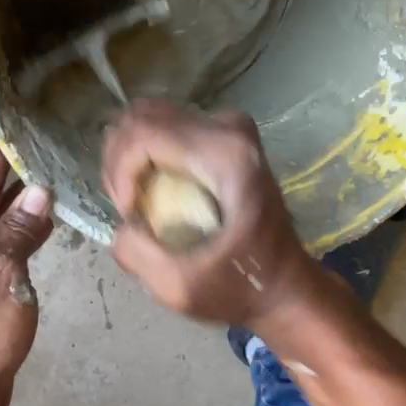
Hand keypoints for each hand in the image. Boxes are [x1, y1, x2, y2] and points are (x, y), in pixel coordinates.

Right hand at [102, 100, 320, 326]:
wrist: (286, 286)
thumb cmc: (240, 288)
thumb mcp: (179, 288)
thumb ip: (135, 254)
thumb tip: (121, 224)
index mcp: (225, 154)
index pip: (143, 134)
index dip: (121, 173)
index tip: (130, 217)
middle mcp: (228, 127)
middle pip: (141, 116)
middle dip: (119, 162)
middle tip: (126, 207)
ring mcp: (227, 126)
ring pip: (148, 116)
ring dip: (127, 157)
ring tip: (133, 200)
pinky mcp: (223, 134)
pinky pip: (164, 126)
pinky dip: (143, 154)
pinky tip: (147, 189)